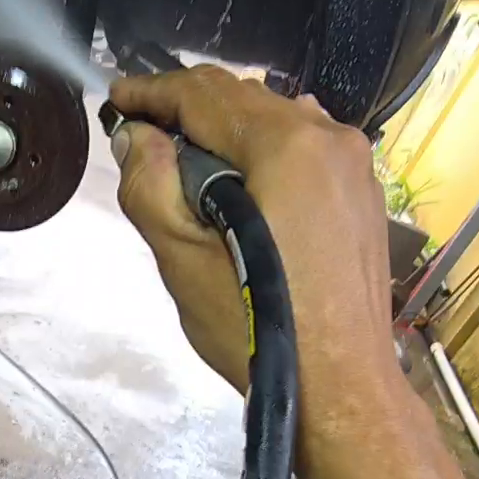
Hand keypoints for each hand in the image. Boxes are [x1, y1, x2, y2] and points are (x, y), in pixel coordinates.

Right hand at [108, 66, 396, 399]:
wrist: (336, 385)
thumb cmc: (257, 331)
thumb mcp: (182, 259)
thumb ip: (150, 187)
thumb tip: (137, 140)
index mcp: (286, 147)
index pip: (205, 95)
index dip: (153, 93)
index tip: (118, 99)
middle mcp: (330, 140)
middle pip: (244, 102)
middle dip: (188, 111)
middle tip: (142, 133)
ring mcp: (354, 168)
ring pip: (275, 125)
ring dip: (224, 134)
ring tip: (185, 165)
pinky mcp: (360, 199)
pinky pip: (302, 153)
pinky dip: (260, 157)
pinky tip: (238, 189)